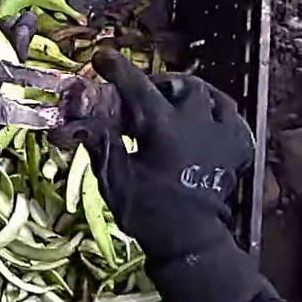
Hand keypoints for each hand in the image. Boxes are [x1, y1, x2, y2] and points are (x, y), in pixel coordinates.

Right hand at [60, 51, 262, 301]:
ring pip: (209, 95)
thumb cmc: (149, 212)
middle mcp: (198, 124)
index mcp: (165, 129)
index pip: (138, 86)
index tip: (101, 56)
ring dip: (187, 94)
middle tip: (138, 96)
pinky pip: (230, 116)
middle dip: (156, 85)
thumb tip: (62, 127)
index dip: (117, 69)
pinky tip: (201, 120)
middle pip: (178, 85)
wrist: (192, 244)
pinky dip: (214, 112)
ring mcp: (223, 136)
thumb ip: (97, 144)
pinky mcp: (238, 149)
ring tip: (170, 103)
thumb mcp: (115, 178)